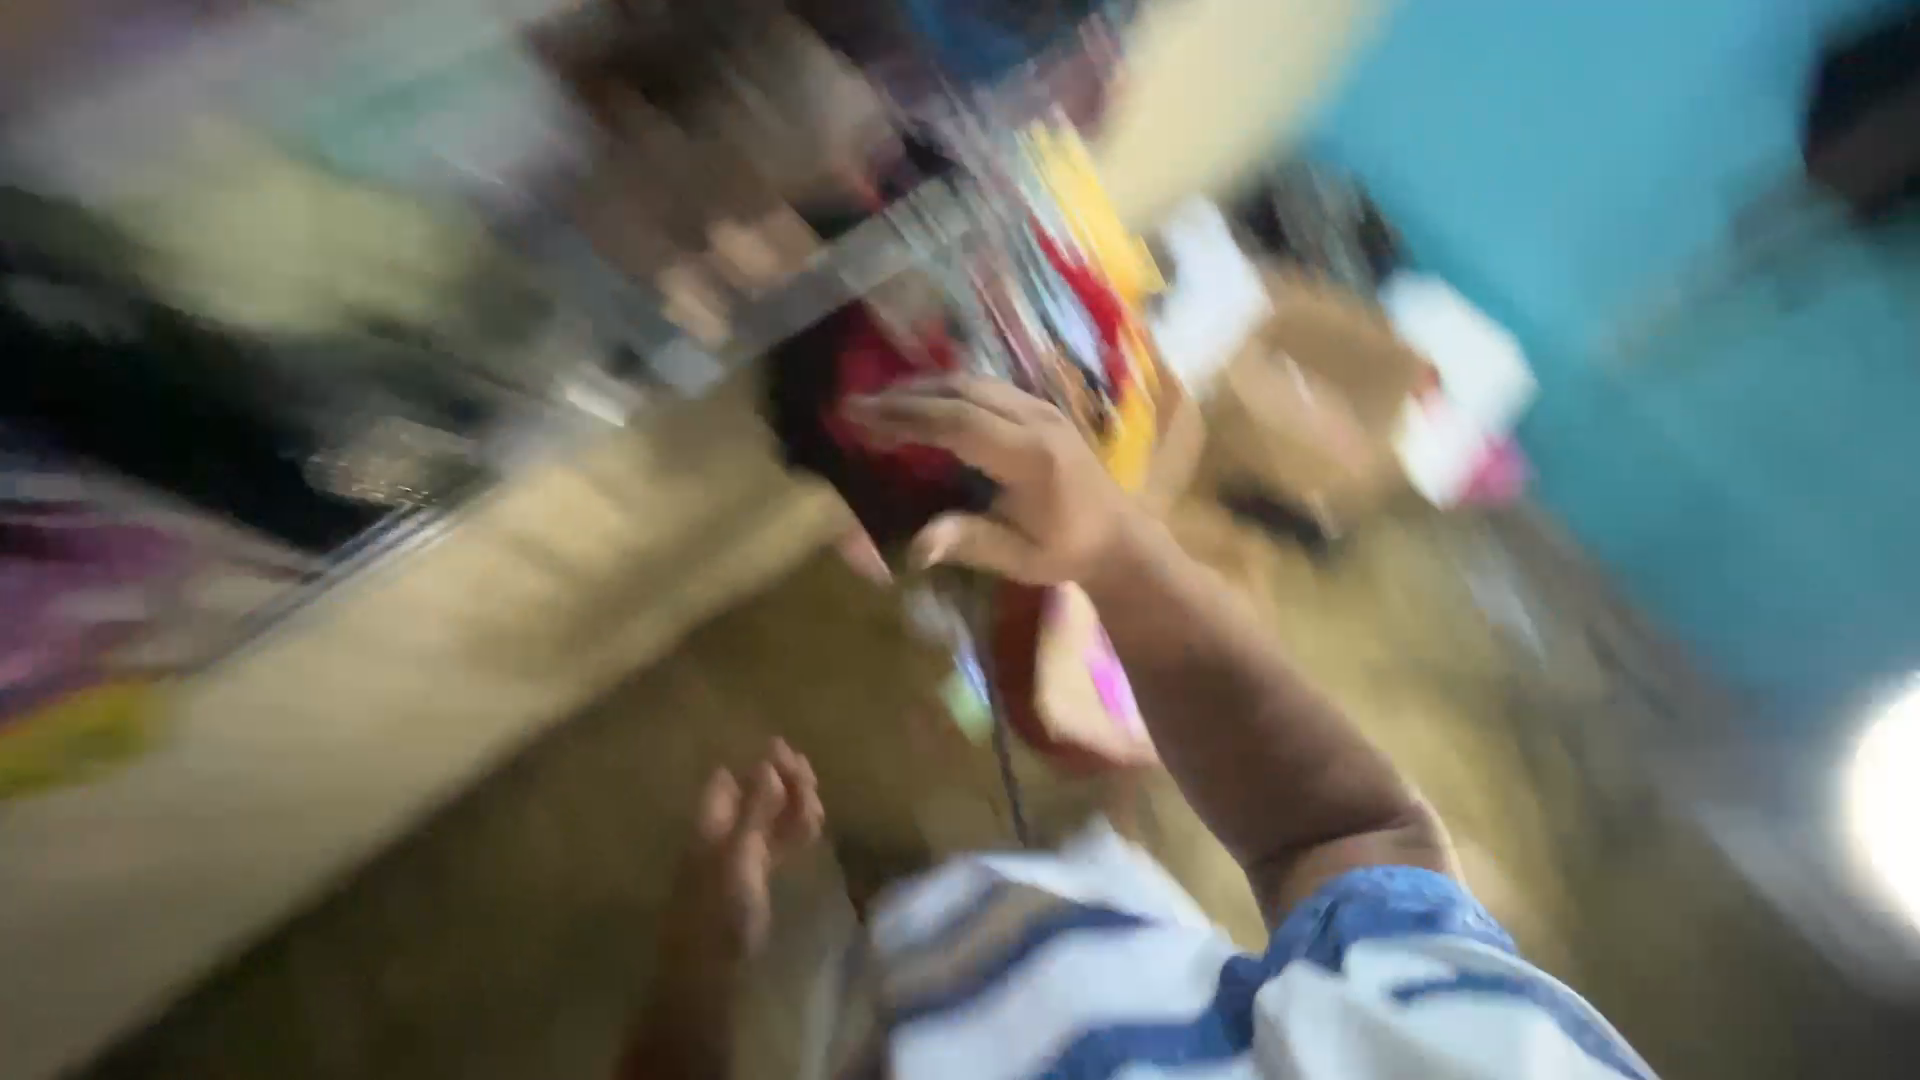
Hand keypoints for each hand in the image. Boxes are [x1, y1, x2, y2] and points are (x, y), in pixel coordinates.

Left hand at [665, 739, 823, 968]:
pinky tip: (813, 822)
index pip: (729, 778)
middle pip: (755, 793)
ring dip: (794, 803)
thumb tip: (767, 762)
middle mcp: (726, 831)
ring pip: (772, 816)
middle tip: (808, 775)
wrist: (708, 965)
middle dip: (782, 780)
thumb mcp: (737, 853)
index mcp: (711, 822)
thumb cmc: (716, 906)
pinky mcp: (759, 873)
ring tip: (815, 798)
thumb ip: (754, 809)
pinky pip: (781, 840)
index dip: (756, 763)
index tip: (787, 754)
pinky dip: (796, 828)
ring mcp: (743, 852)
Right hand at [847, 375, 1140, 584]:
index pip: (959, 422)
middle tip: (857, 405)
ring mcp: (1041, 407)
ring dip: (923, 387)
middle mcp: (1037, 419)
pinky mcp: (1039, 406)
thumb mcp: (1018, 557)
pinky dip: (945, 389)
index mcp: (1032, 457)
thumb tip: (916, 547)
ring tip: (879, 401)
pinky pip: (984, 385)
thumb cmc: (1066, 549)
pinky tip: (919, 400)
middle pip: (961, 391)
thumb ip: (969, 543)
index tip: (859, 415)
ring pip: (972, 381)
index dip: (905, 417)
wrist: (1118, 534)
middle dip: (904, 395)